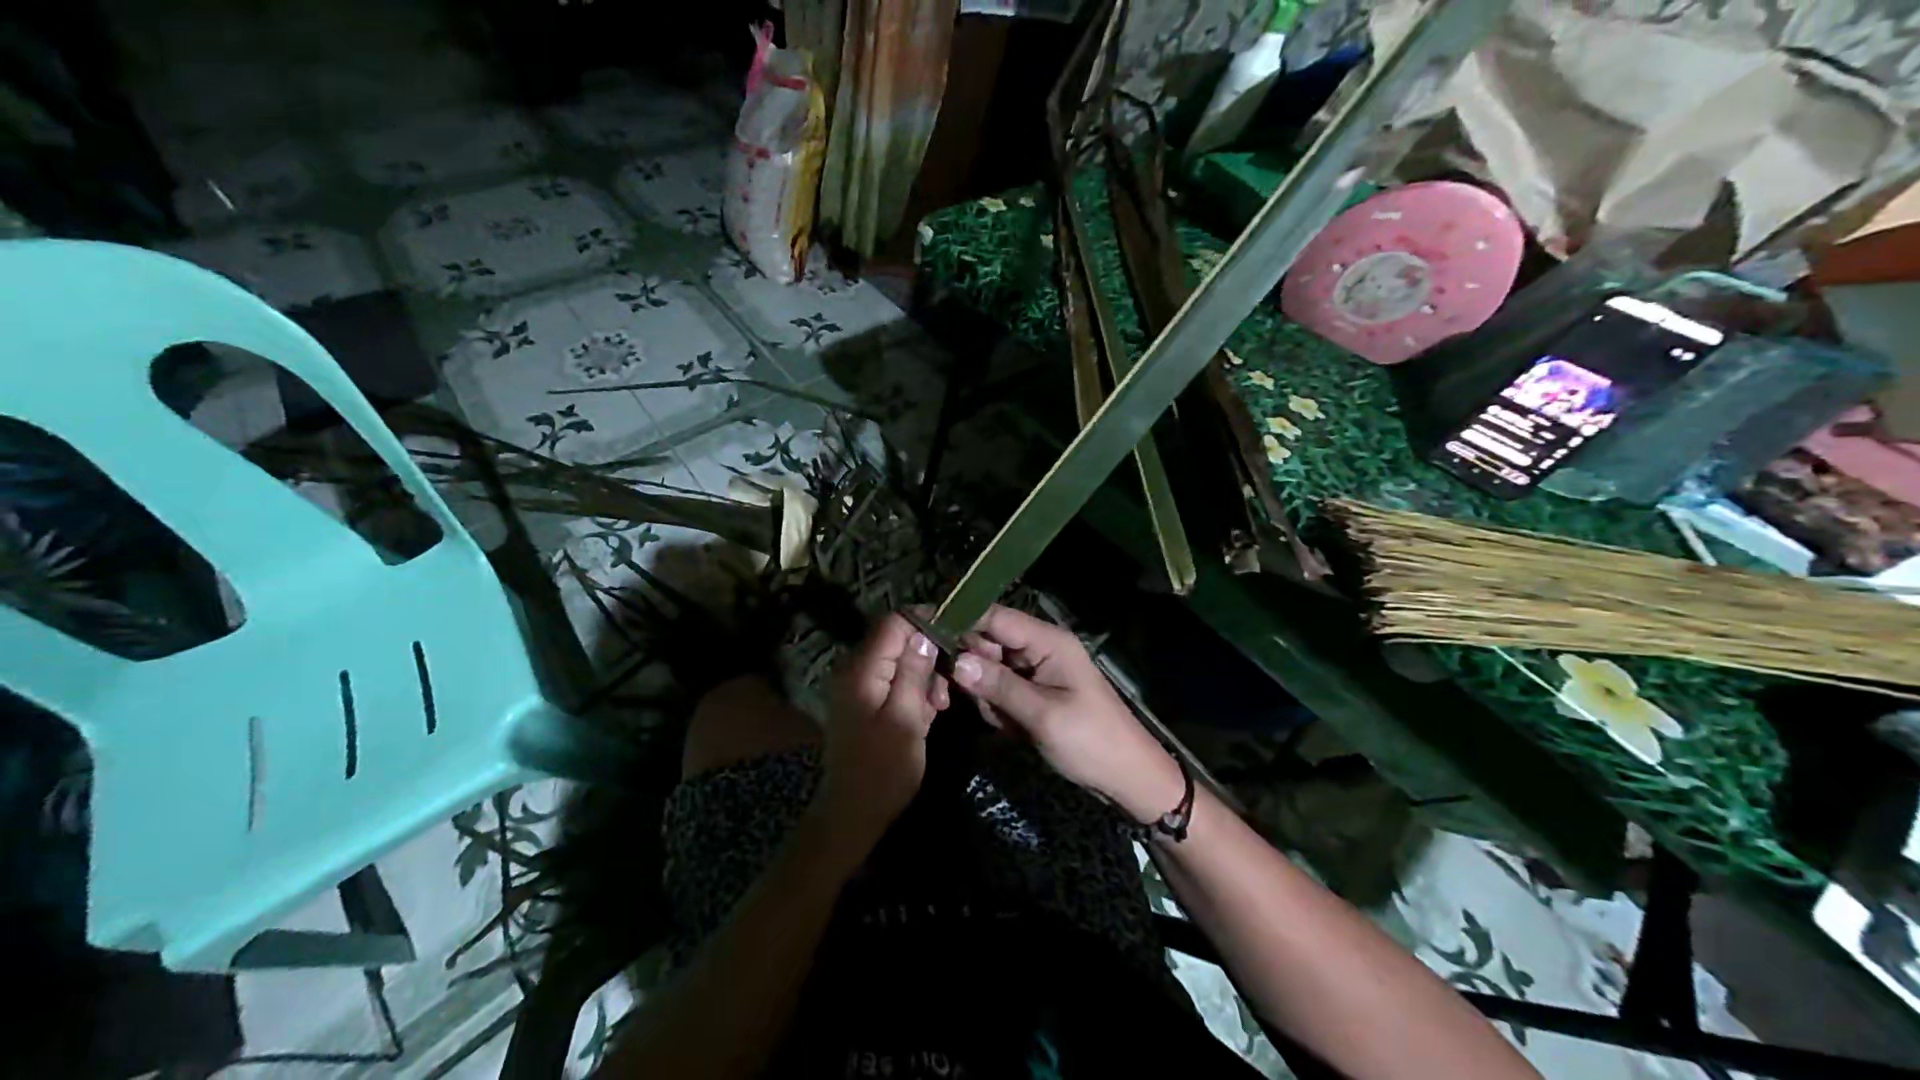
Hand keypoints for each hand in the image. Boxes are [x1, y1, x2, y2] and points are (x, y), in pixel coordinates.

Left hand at [815, 611, 949, 847]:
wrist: (853, 812)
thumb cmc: (883, 769)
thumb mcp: (906, 719)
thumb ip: (913, 673)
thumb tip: (924, 633)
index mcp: (860, 671)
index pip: (893, 623)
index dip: (925, 621)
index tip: (957, 632)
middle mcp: (854, 670)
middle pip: (896, 640)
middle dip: (927, 654)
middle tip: (950, 683)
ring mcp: (857, 686)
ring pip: (898, 661)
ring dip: (923, 676)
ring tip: (940, 705)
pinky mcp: (864, 701)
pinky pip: (893, 681)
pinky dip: (913, 690)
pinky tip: (928, 713)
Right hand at [951, 605, 1182, 825]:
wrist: (1127, 778)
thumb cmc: (1091, 742)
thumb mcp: (1043, 715)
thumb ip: (998, 686)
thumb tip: (956, 660)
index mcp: (1047, 641)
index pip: (994, 616)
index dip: (959, 618)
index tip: (922, 628)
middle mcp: (1038, 648)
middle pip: (986, 641)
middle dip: (971, 668)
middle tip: (958, 697)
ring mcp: (1034, 670)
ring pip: (987, 668)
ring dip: (985, 695)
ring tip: (1004, 723)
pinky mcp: (1032, 691)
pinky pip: (998, 689)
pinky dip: (995, 707)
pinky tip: (1010, 729)